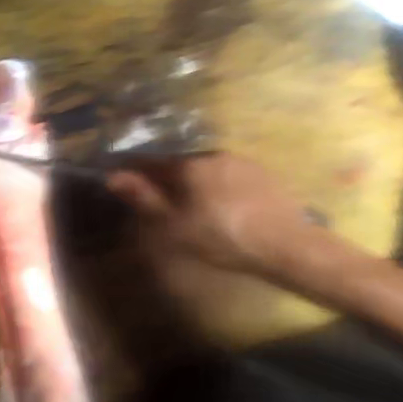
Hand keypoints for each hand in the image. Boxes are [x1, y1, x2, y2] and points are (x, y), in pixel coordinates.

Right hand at [105, 153, 334, 281]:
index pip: (150, 161)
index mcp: (188, 165)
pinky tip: (224, 209)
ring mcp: (241, 162)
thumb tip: (113, 176)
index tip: (123, 182)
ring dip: (194, 183)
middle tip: (162, 204)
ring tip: (194, 209)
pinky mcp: (263, 174)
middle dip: (167, 179)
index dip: (133, 171)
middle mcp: (213, 154)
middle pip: (179, 164)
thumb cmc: (223, 238)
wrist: (288, 246)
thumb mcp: (175, 226)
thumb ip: (144, 199)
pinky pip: (229, 176)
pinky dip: (218, 188)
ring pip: (205, 169)